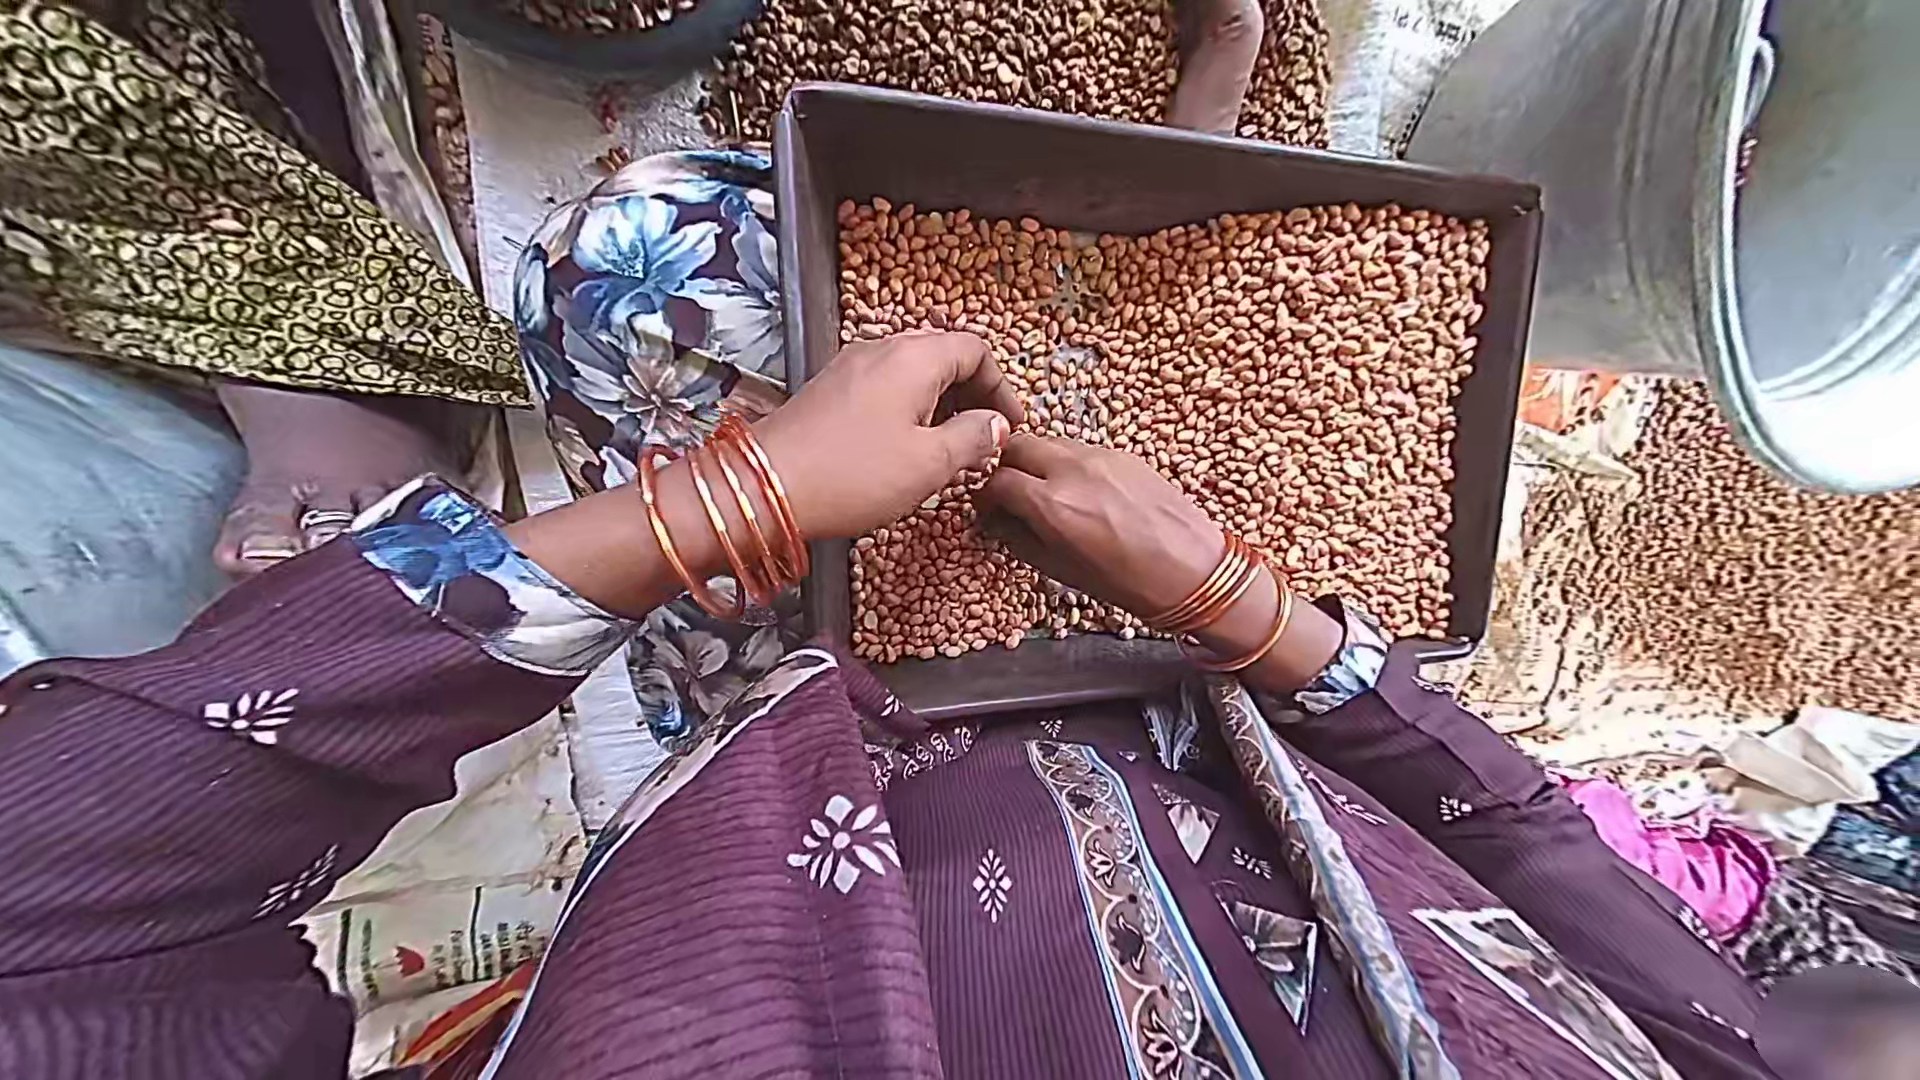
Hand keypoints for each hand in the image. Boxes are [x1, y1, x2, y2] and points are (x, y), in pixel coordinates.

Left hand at [755, 332, 1023, 539]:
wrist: (763, 487)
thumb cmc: (852, 476)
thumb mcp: (928, 463)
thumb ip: (972, 438)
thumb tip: (994, 424)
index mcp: (912, 358)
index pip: (974, 349)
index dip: (1000, 387)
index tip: (1009, 425)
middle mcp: (880, 350)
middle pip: (943, 356)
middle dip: (973, 394)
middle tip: (985, 437)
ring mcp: (850, 368)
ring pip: (913, 373)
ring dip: (941, 404)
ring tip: (951, 447)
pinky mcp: (831, 391)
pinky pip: (885, 388)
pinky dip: (910, 409)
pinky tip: (908, 446)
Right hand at [979, 434, 1344, 688]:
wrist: (1195, 570)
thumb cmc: (1128, 582)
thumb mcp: (1061, 569)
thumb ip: (1019, 538)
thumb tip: (994, 520)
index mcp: (1053, 504)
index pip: (997, 481)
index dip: (983, 494)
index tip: (985, 505)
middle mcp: (1072, 469)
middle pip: (1016, 445)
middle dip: (1002, 464)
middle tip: (1005, 488)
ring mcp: (1100, 456)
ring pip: (1047, 441)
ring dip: (1033, 459)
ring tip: (1040, 487)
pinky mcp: (1122, 453)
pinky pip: (1078, 447)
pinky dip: (1063, 461)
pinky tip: (1074, 487)